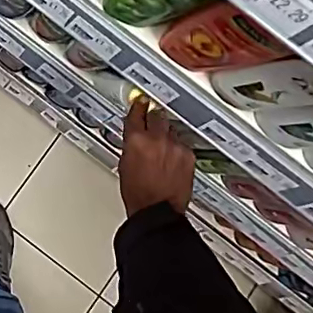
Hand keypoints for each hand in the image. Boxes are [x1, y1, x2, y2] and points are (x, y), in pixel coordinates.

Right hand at [120, 95, 193, 217]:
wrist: (157, 211)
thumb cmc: (138, 194)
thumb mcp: (124, 163)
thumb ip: (131, 144)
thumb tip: (134, 136)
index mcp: (136, 140)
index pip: (137, 113)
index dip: (138, 106)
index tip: (140, 101)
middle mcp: (157, 139)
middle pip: (156, 115)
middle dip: (153, 116)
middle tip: (151, 118)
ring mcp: (174, 147)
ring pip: (171, 130)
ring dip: (165, 134)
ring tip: (161, 147)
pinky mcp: (188, 155)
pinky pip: (182, 144)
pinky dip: (177, 148)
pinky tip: (171, 159)